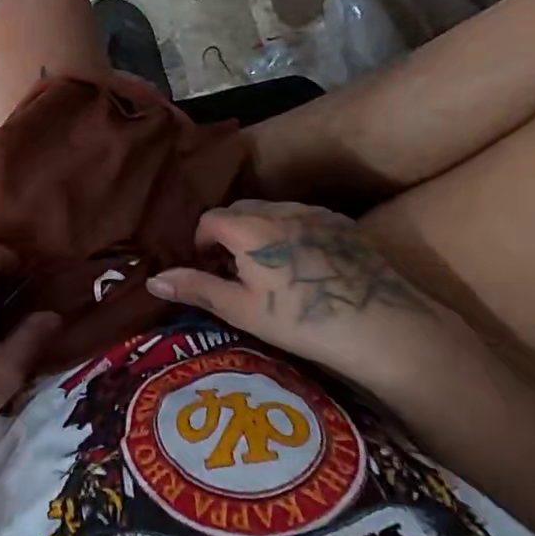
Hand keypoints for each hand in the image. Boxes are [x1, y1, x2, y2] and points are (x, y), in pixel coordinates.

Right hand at [145, 201, 484, 398]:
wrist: (382, 327)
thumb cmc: (301, 321)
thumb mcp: (240, 309)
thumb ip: (195, 288)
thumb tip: (152, 280)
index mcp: (251, 228)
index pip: (210, 219)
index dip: (201, 243)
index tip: (208, 270)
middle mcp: (281, 210)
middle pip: (239, 209)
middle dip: (227, 233)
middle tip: (233, 271)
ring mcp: (316, 214)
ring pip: (271, 210)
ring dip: (257, 231)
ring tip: (266, 269)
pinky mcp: (343, 224)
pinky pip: (301, 217)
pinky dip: (287, 232)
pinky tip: (301, 267)